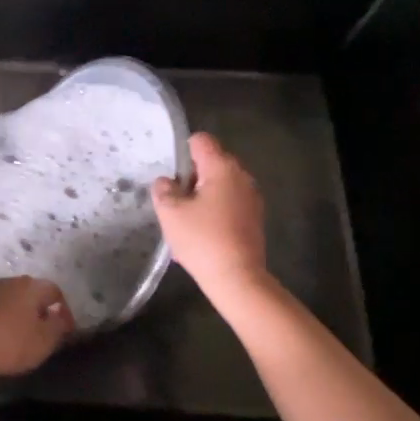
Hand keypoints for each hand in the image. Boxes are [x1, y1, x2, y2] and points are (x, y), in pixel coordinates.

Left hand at [0, 277, 72, 378]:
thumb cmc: (10, 343)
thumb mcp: (43, 341)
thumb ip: (58, 326)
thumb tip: (61, 315)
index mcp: (30, 286)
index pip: (54, 291)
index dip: (64, 310)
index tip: (67, 330)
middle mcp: (9, 281)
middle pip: (31, 291)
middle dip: (40, 309)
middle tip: (44, 331)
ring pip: (11, 299)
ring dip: (19, 313)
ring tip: (22, 335)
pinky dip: (1, 319)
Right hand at [152, 133, 269, 297]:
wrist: (238, 279)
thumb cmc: (203, 240)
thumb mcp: (170, 213)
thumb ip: (164, 189)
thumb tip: (167, 181)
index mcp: (222, 167)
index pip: (201, 140)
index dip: (184, 152)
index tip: (175, 176)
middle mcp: (241, 176)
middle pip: (213, 161)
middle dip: (194, 176)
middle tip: (179, 200)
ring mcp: (252, 197)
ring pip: (222, 183)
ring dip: (206, 194)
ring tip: (191, 219)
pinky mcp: (256, 217)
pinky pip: (231, 202)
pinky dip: (218, 209)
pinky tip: (206, 233)